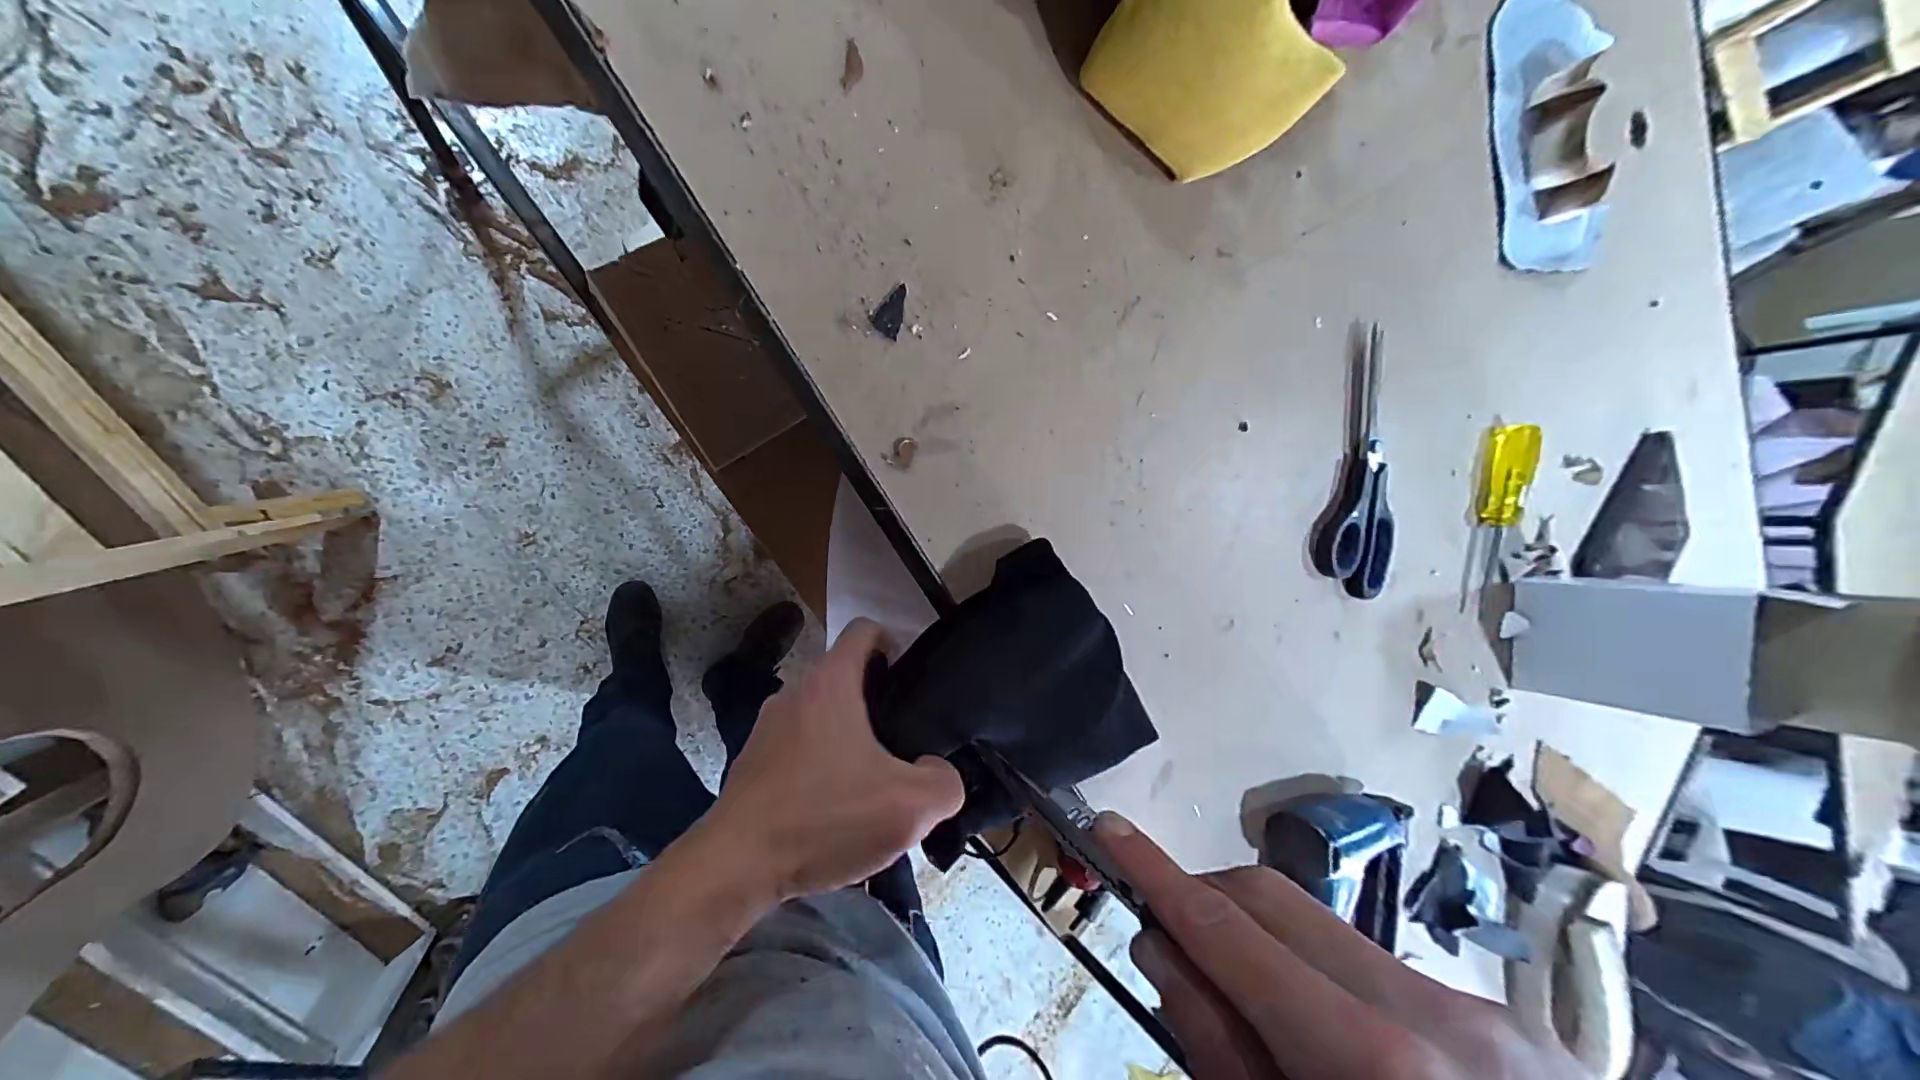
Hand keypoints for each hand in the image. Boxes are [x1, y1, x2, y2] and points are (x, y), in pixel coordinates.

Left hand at [704, 618, 963, 902]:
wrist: (735, 866)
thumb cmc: (825, 819)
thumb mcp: (909, 808)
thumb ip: (943, 782)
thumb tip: (935, 770)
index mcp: (830, 683)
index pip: (865, 630)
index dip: (895, 644)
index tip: (910, 684)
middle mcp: (794, 692)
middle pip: (846, 677)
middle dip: (877, 704)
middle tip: (902, 748)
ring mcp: (767, 726)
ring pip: (822, 716)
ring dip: (849, 740)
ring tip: (869, 786)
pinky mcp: (752, 760)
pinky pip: (799, 747)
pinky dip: (820, 767)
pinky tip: (832, 810)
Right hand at [1095, 813, 1586, 1079]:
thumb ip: (1217, 1044)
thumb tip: (1161, 945)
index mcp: (1374, 1062)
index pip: (1232, 930)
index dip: (1159, 874)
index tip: (1110, 828)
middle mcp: (1431, 1011)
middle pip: (1274, 898)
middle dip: (1205, 898)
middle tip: (1167, 937)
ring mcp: (1479, 1011)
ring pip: (1323, 926)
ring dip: (1262, 941)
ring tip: (1245, 1005)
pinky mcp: (1508, 1021)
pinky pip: (1375, 964)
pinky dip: (1322, 978)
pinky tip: (1326, 1040)